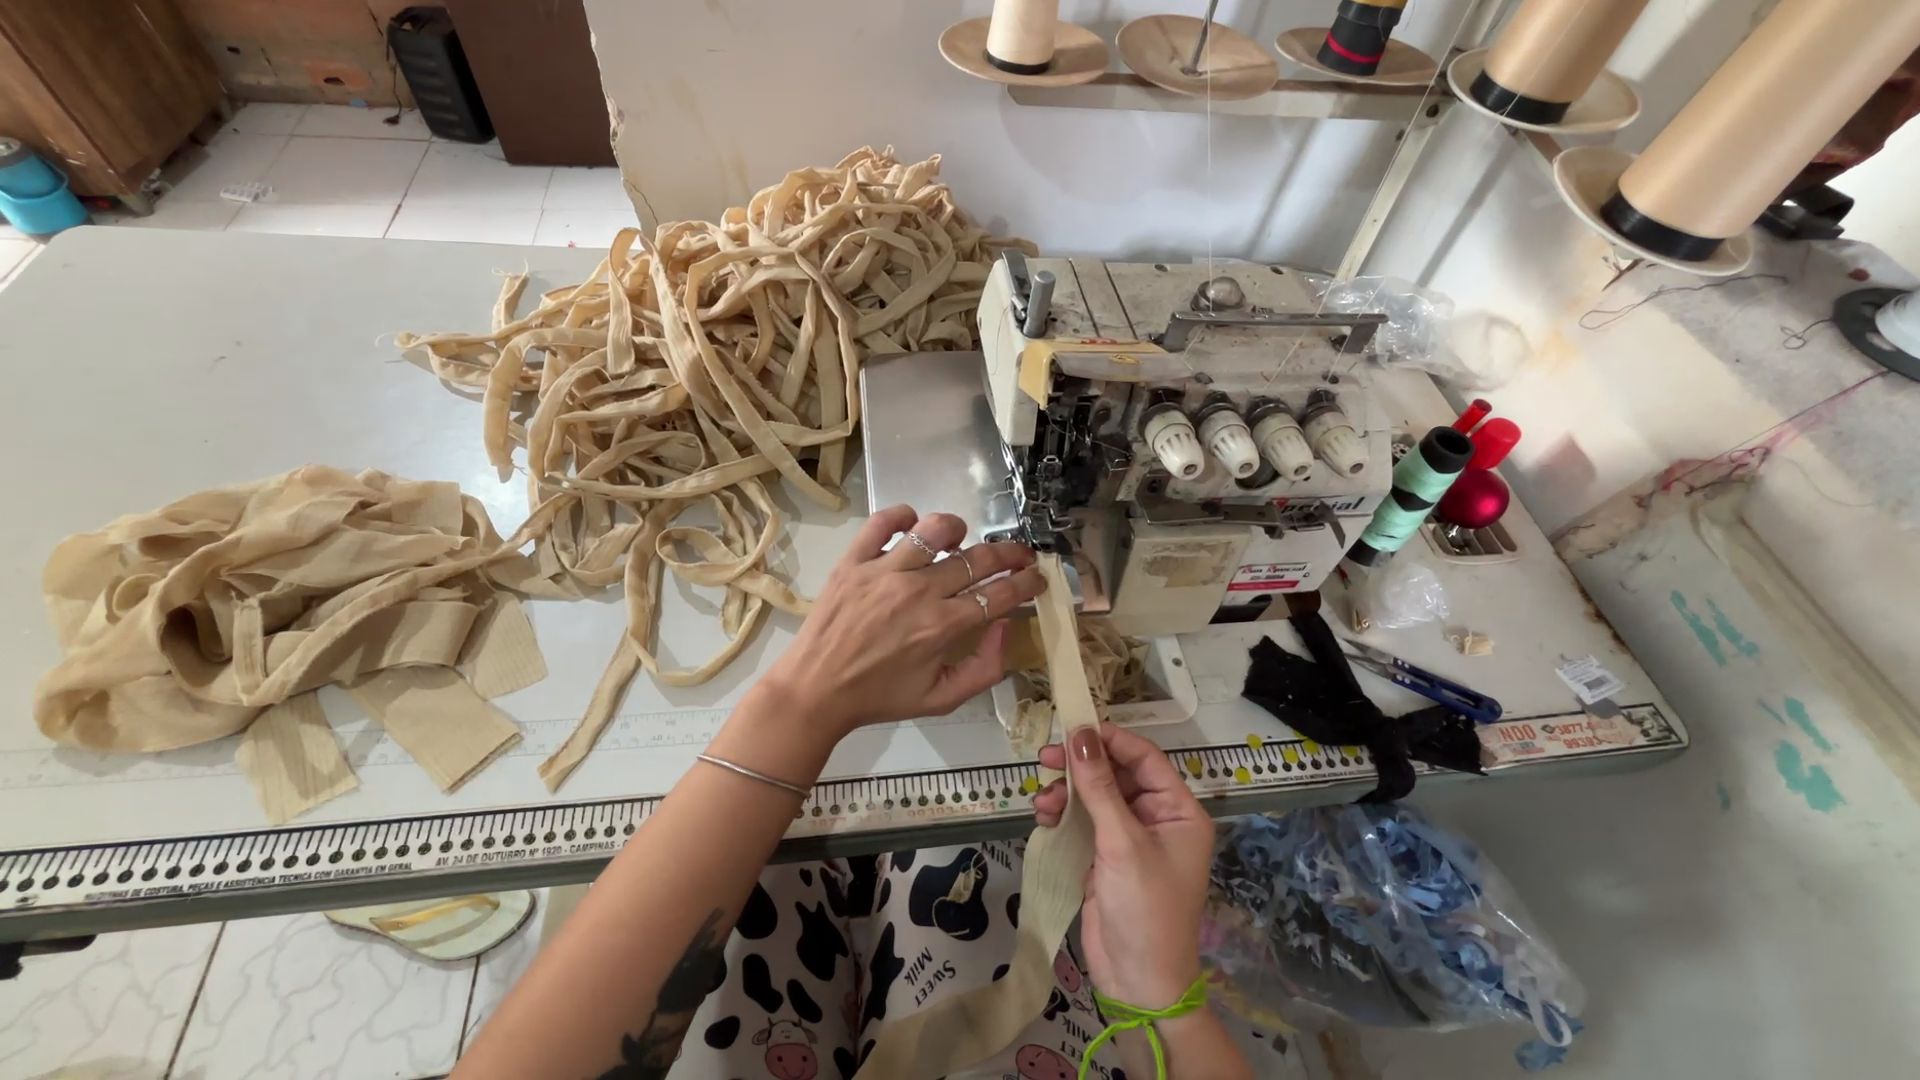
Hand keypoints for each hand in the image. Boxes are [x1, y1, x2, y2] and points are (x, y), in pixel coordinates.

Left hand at [759, 504, 1046, 739]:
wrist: (815, 690)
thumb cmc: (880, 697)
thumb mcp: (941, 699)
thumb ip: (984, 669)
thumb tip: (1005, 627)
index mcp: (943, 627)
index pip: (999, 593)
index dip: (1026, 582)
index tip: (1037, 577)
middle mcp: (918, 592)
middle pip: (978, 558)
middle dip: (1010, 554)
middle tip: (1020, 555)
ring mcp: (884, 572)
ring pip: (935, 529)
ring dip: (958, 529)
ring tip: (962, 538)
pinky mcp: (854, 561)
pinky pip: (882, 522)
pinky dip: (902, 515)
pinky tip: (912, 525)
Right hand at [1034, 723, 1214, 1008]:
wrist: (1138, 982)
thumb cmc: (1145, 908)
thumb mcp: (1122, 843)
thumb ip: (1099, 787)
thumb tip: (1080, 734)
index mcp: (1178, 811)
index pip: (1144, 759)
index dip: (1109, 740)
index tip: (1072, 728)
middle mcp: (1156, 818)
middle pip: (1116, 774)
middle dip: (1082, 767)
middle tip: (1046, 759)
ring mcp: (1129, 838)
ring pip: (1095, 796)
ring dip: (1068, 793)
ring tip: (1043, 801)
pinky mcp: (1105, 857)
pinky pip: (1083, 821)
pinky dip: (1063, 815)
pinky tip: (1044, 817)